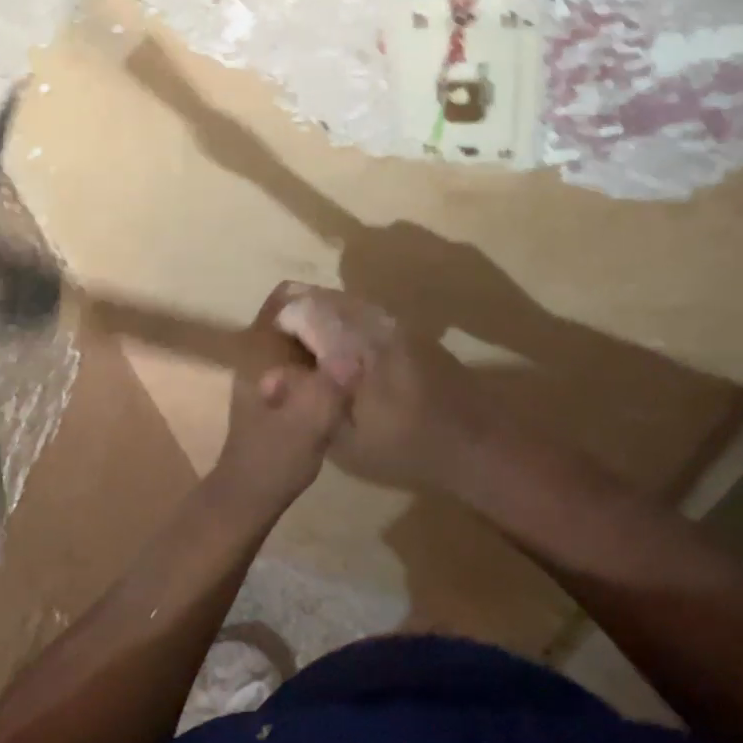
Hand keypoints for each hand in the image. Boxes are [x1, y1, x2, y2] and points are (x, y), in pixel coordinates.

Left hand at [211, 287, 356, 500]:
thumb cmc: (274, 456)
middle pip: (294, 315)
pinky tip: (348, 376)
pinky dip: (321, 363)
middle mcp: (255, 351)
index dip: (317, 297)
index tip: (350, 309)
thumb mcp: (310, 422)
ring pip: (298, 339)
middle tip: (366, 327)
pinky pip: (301, 362)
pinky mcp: (273, 391)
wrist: (248, 495)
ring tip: (364, 348)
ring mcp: (262, 371)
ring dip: (326, 341)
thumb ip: (331, 386)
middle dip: (327, 318)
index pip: (284, 298)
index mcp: (258, 349)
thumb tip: (357, 355)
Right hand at [272, 283, 515, 490]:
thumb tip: (265, 376)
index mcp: (350, 341)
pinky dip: (339, 325)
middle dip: (291, 319)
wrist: (476, 441)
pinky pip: (359, 311)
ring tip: (310, 362)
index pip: (296, 308)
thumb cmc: (406, 446)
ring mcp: (390, 319)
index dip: (274, 329)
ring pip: (337, 300)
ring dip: (315, 320)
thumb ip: (304, 399)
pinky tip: (343, 363)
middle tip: (285, 359)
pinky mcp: (406, 327)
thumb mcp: (346, 437)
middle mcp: (369, 318)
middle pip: (314, 295)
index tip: (271, 360)